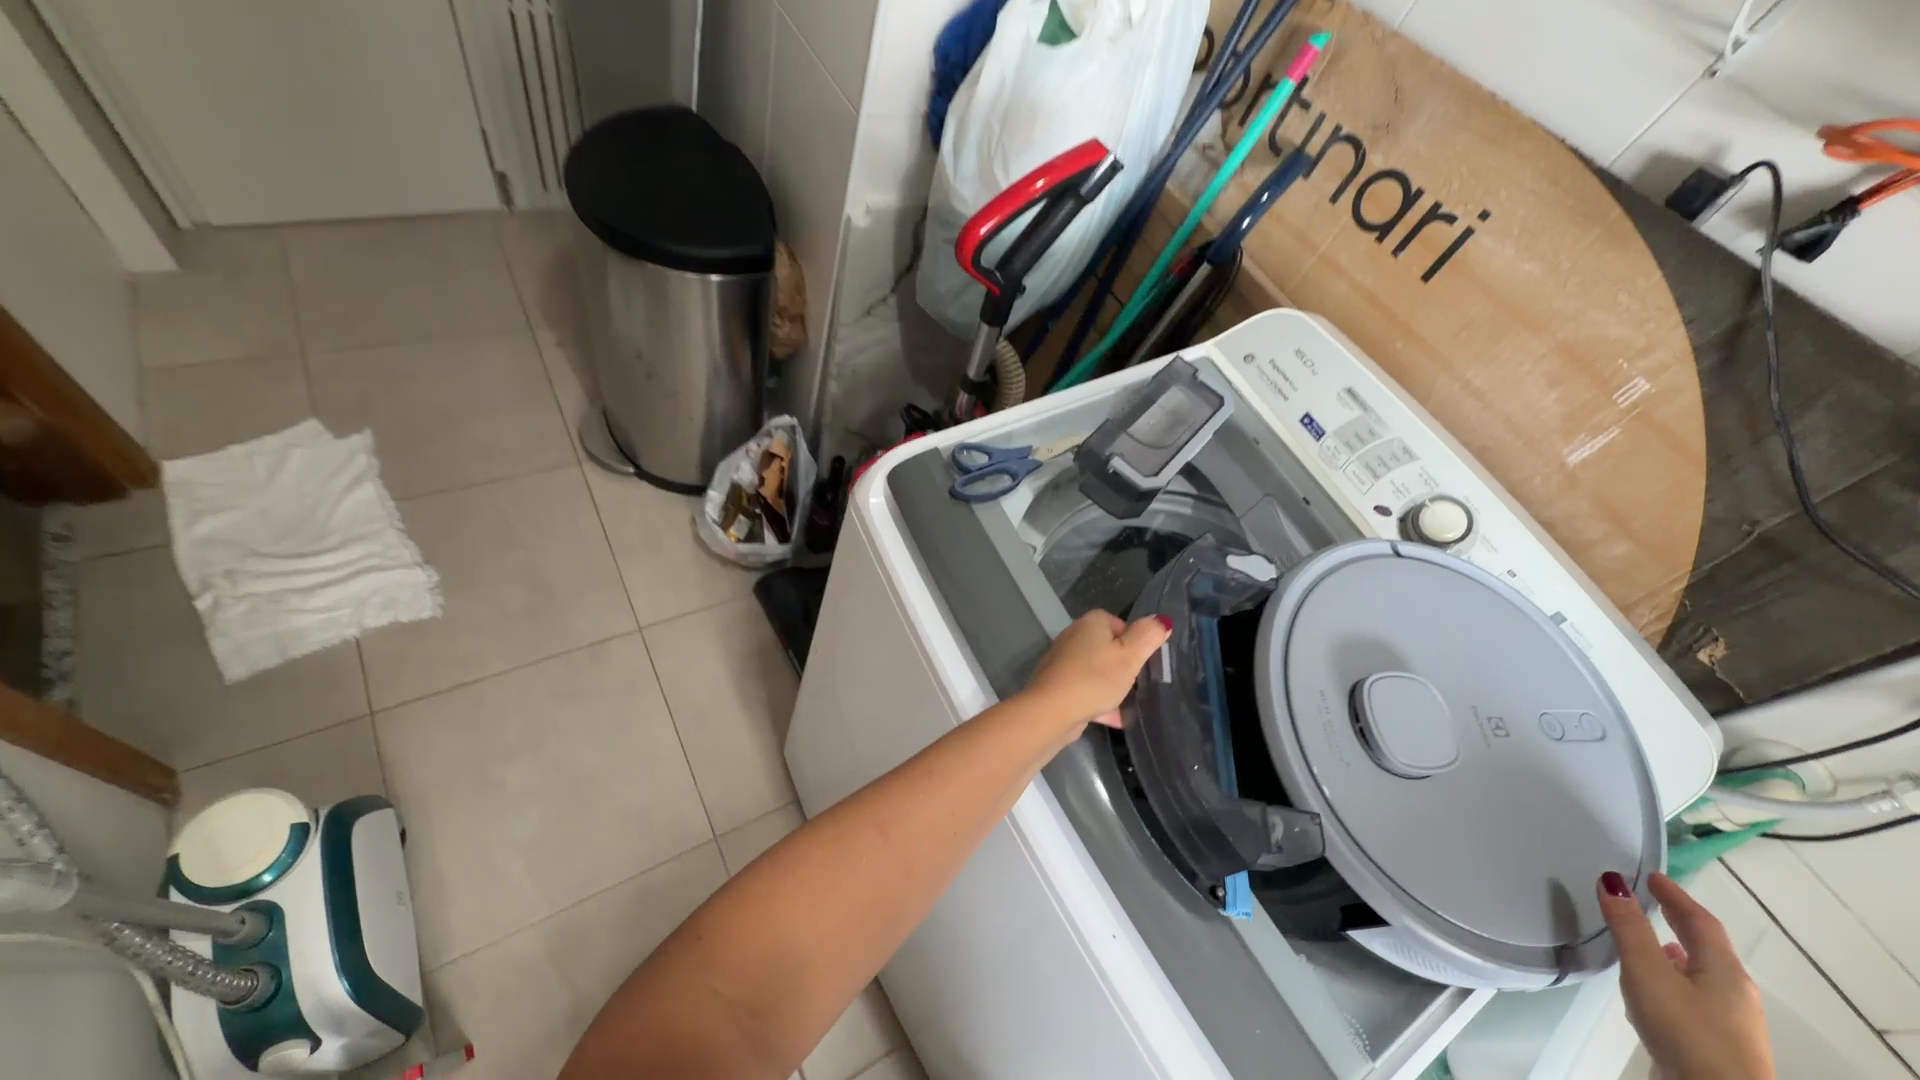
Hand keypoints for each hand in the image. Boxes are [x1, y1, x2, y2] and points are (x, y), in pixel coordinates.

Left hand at [1021, 612, 1170, 733]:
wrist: (1052, 711)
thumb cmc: (1095, 678)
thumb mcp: (1130, 655)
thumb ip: (1148, 635)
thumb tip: (1161, 621)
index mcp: (1090, 623)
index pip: (1120, 623)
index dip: (1135, 641)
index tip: (1144, 661)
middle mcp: (1073, 637)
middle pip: (1108, 648)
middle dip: (1125, 667)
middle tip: (1140, 683)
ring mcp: (1063, 662)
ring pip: (1097, 672)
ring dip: (1114, 688)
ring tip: (1132, 704)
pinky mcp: (1058, 686)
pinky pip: (1086, 691)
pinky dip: (1101, 702)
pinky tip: (1117, 719)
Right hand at [1599, 871, 1773, 1079]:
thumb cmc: (1686, 1030)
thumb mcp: (1648, 974)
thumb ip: (1629, 928)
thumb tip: (1612, 880)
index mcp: (1724, 969)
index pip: (1701, 920)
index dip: (1675, 896)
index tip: (1653, 876)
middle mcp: (1735, 991)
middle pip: (1707, 948)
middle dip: (1680, 923)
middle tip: (1654, 902)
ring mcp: (1731, 1021)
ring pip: (1703, 975)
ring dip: (1679, 955)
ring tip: (1654, 946)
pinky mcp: (1719, 1045)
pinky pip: (1697, 999)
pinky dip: (1677, 983)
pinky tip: (1659, 996)